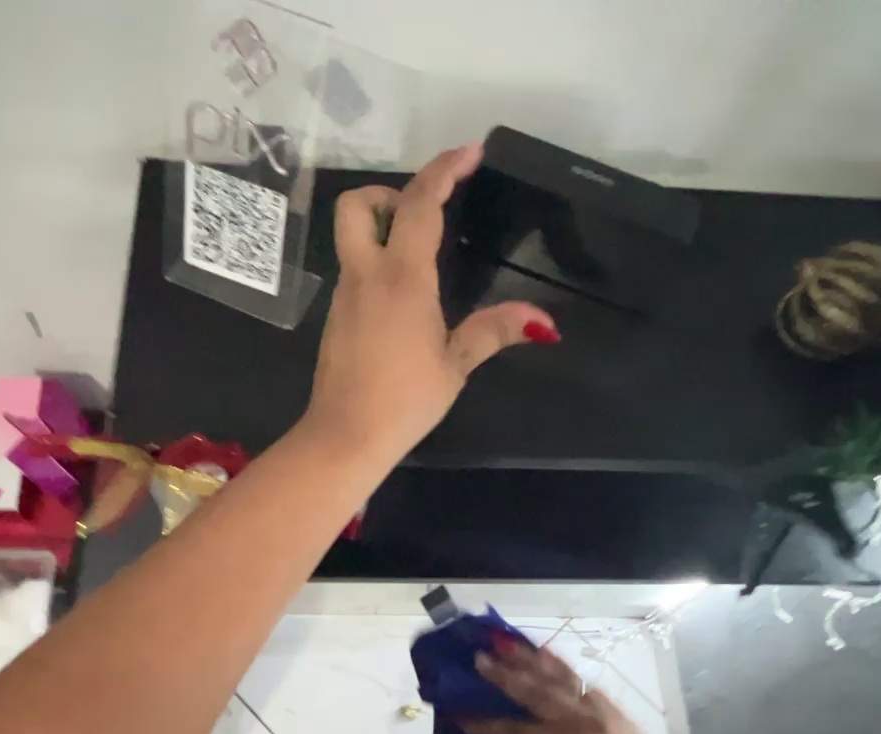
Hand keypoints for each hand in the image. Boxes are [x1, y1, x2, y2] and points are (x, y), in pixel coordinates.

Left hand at [301, 143, 557, 457]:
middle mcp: (366, 276)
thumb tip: (543, 321)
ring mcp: (345, 296)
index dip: (445, 169)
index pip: (421, 205)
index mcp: (402, 279)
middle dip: (389, 194)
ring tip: (421, 261)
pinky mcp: (336, 318)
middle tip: (424, 217)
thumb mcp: (455, 365)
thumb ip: (494, 332)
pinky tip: (403, 302)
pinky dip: (376, 264)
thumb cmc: (404, 400)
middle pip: (359, 205)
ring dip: (381, 228)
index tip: (470, 150)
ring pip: (351, 237)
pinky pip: (354, 272)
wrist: (344, 436)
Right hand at [464, 639, 674, 733]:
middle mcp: (582, 721)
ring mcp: (602, 710)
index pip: (515, 730)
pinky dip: (563, 668)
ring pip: (562, 677)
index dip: (485, 724)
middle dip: (505, 675)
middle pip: (536, 692)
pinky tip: (547, 654)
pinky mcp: (615, 708)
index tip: (460, 713)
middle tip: (480, 656)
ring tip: (511, 642)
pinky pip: (584, 682)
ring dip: (533, 659)